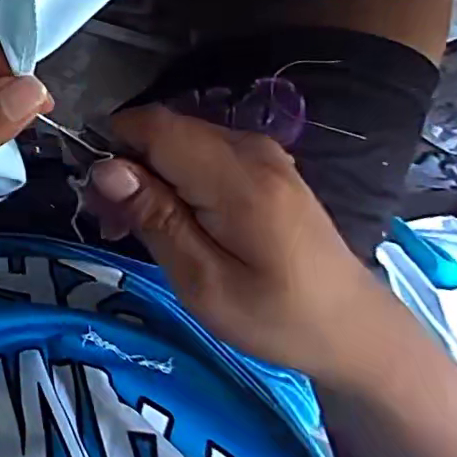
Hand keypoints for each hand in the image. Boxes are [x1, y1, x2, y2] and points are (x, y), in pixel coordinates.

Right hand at [86, 105, 397, 382]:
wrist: (356, 330)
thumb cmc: (278, 318)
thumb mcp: (204, 284)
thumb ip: (155, 218)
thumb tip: (105, 168)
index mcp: (239, 178)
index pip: (153, 125)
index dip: (114, 147)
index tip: (101, 198)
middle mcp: (250, 148)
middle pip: (162, 129)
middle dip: (126, 165)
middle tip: (113, 223)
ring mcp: (260, 151)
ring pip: (176, 137)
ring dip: (146, 172)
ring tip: (138, 225)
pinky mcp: (263, 162)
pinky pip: (199, 149)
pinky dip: (172, 174)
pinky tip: (174, 216)